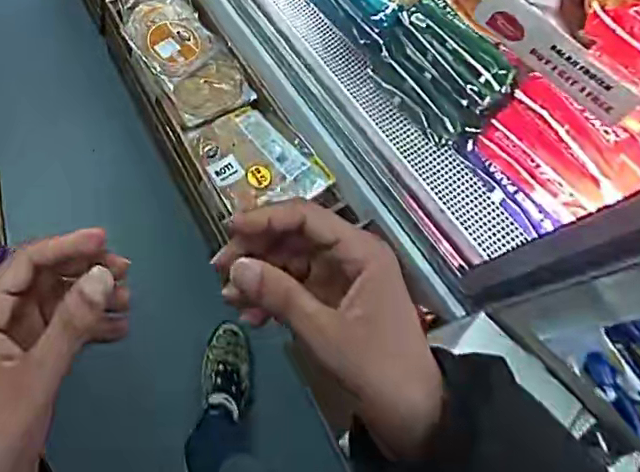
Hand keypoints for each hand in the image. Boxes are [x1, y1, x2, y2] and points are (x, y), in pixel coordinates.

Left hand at [0, 228, 131, 471]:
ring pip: (59, 300)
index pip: (29, 261)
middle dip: (84, 269)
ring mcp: (18, 334)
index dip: (65, 245)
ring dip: (92, 297)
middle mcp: (3, 314)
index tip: (101, 239)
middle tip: (123, 268)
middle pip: (47, 276)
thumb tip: (101, 275)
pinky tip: (118, 327)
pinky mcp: (32, 354)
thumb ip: (70, 324)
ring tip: (127, 298)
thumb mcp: (38, 374)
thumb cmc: (0, 425)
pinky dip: (89, 325)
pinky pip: (64, 327)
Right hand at [213, 201, 443, 461]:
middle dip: (255, 250)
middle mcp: (349, 255)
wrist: (419, 424)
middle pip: (291, 236)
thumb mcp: (326, 333)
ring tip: (230, 297)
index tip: (231, 228)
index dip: (265, 217)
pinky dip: (270, 296)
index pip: (305, 216)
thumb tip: (236, 267)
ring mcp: (339, 277)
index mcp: (359, 250)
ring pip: (287, 261)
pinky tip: (249, 314)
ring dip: (258, 276)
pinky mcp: (332, 299)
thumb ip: (280, 295)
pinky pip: (293, 285)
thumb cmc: (380, 371)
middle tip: (221, 266)